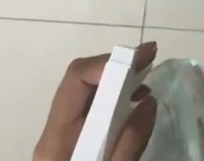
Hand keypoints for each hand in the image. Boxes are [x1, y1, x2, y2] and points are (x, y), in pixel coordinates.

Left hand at [32, 41, 158, 160]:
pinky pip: (89, 112)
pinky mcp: (69, 146)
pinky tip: (133, 106)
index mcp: (56, 137)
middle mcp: (53, 131)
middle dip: (117, 65)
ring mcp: (60, 138)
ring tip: (146, 78)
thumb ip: (129, 143)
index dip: (109, 63)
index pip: (76, 77)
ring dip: (117, 81)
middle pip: (82, 79)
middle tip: (150, 57)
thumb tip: (150, 101)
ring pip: (86, 94)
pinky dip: (112, 101)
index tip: (141, 59)